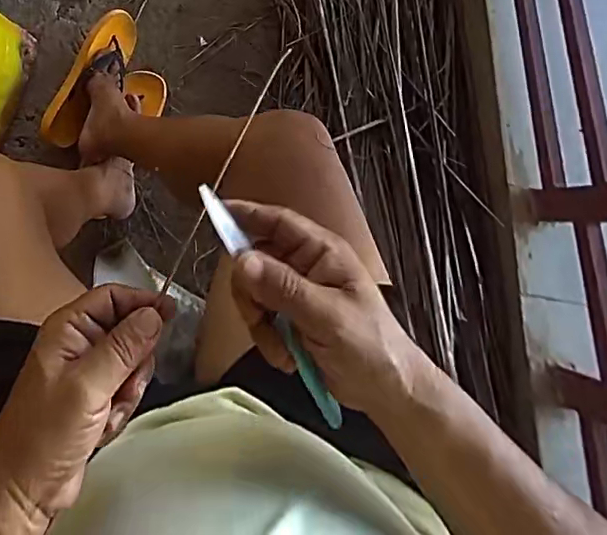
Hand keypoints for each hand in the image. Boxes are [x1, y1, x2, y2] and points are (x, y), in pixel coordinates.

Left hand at [0, 284, 172, 532]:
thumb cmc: (39, 436)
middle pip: (128, 331)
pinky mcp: (95, 397)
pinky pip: (126, 390)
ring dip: (127, 391)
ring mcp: (86, 371)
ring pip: (132, 364)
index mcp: (68, 328)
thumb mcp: (87, 386)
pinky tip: (101, 425)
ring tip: (105, 411)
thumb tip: (152, 315)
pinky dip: (121, 409)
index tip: (169, 311)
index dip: (142, 301)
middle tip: (123, 384)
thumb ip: (123, 347)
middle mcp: (77, 344)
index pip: (113, 296)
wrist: (26, 488)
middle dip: (133, 363)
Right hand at [226, 200, 430, 417]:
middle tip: (258, 317)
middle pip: (255, 259)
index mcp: (320, 251)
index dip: (246, 214)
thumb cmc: (372, 346)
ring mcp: (296, 292)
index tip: (216, 212)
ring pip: (252, 291)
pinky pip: (259, 318)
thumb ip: (283, 288)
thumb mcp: (327, 315)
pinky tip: (288, 357)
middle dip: (250, 291)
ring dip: (258, 322)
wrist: (390, 393)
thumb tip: (242, 261)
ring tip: (281, 348)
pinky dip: (265, 339)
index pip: (277, 221)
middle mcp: (304, 265)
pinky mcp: (289, 318)